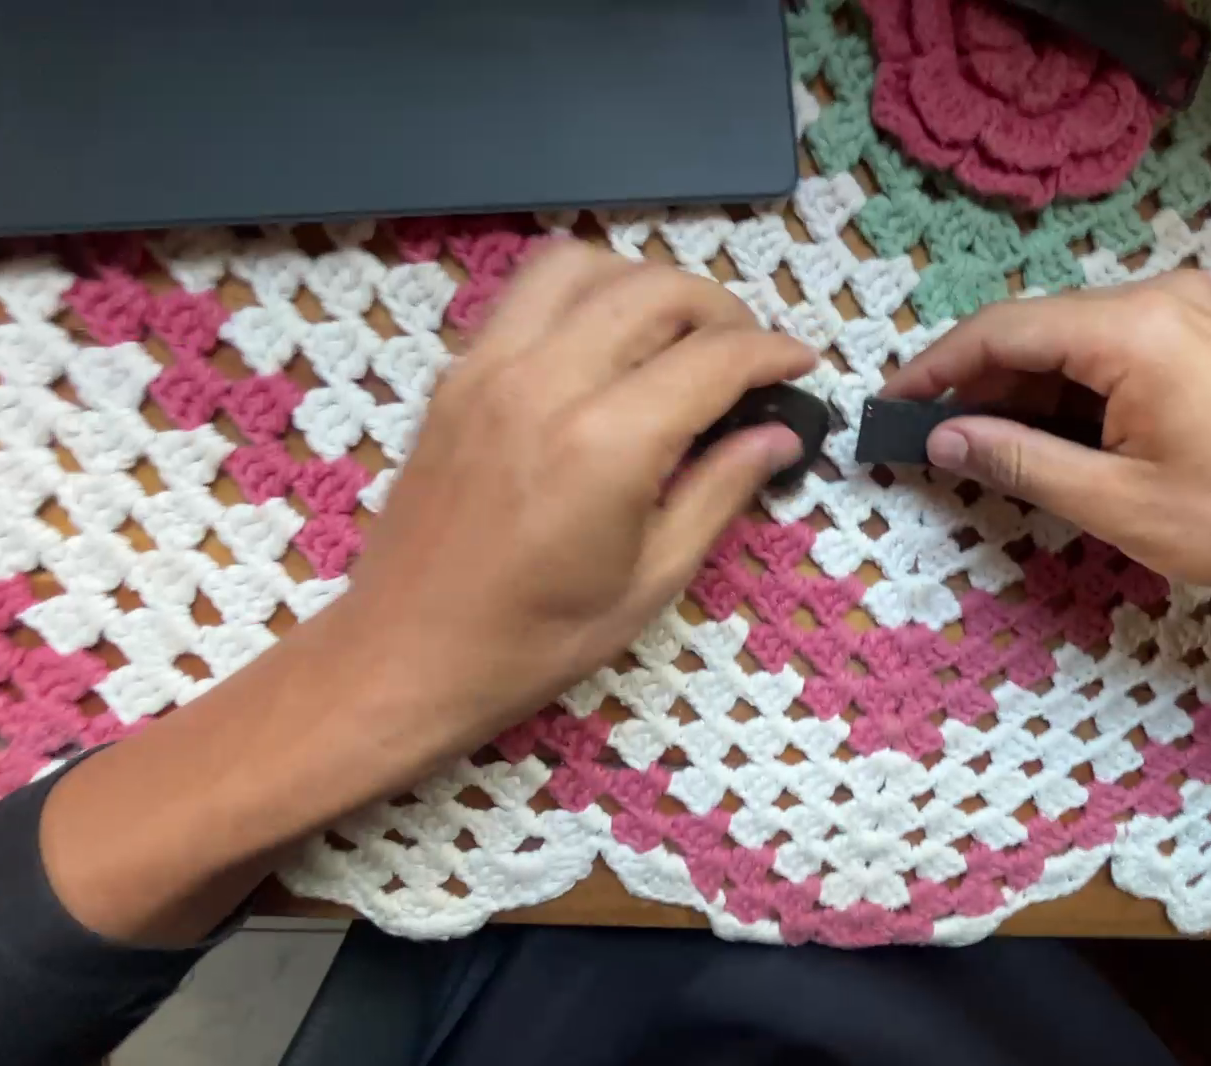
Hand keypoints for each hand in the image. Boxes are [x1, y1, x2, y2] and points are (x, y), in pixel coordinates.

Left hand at [337, 241, 815, 746]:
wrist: (407, 654)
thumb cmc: (542, 637)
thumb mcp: (654, 578)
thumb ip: (721, 490)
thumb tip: (781, 437)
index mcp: (607, 444)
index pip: (712, 360)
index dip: (772, 353)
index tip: (803, 363)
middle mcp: (547, 381)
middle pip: (656, 291)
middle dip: (724, 310)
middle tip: (751, 355)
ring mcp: (491, 366)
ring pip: (588, 267)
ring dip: (653, 285)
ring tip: (682, 334)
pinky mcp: (458, 372)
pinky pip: (531, 291)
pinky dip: (590, 292)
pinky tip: (611, 340)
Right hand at [882, 270, 1210, 593]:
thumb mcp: (1116, 503)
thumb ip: (1019, 461)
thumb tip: (940, 436)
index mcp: (1136, 330)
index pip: (1004, 331)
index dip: (936, 366)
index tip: (889, 402)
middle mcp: (1159, 298)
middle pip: (1035, 332)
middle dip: (977, 385)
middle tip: (931, 438)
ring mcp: (1186, 311)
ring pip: (1070, 345)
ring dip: (1021, 394)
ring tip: (982, 447)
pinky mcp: (1201, 334)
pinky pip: (1109, 353)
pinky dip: (1067, 394)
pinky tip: (1048, 434)